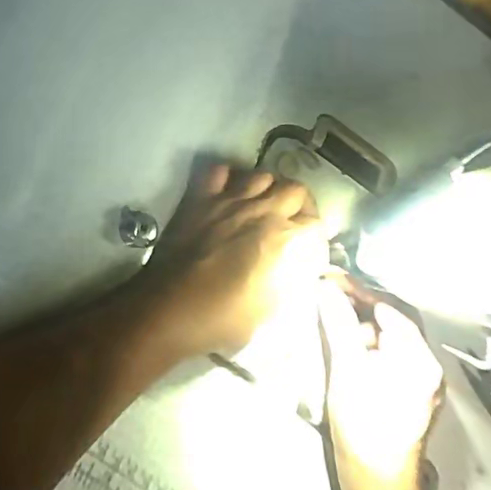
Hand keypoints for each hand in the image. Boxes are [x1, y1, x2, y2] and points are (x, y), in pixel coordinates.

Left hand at [128, 163, 325, 357]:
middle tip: (293, 220)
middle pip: (296, 189)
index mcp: (286, 240)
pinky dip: (229, 177)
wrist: (173, 306)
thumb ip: (292, 281)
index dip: (317, 237)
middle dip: (300, 204)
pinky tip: (229, 192)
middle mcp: (262, 211)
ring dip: (268, 187)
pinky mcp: (201, 198)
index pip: (318, 225)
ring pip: (262, 175)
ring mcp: (229, 200)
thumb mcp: (273, 309)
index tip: (311, 248)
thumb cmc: (225, 318)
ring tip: (264, 204)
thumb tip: (300, 267)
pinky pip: (220, 171)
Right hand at [319, 277, 442, 484]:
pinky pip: (383, 360)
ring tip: (329, 322)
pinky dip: (362, 349)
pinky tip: (341, 350)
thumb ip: (338, 321)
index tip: (328, 279)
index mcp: (420, 357)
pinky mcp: (403, 399)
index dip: (357, 291)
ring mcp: (416, 386)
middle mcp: (425, 368)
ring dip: (358, 329)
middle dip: (357, 308)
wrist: (376, 482)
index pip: (389, 308)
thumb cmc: (364, 420)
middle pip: (390, 324)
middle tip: (325, 297)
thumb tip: (325, 284)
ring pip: (385, 343)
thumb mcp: (347, 365)